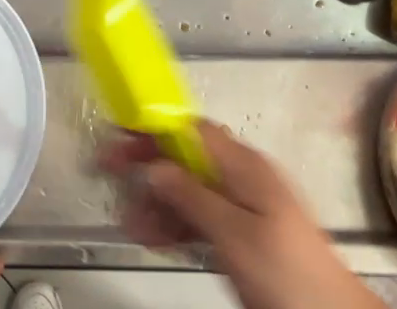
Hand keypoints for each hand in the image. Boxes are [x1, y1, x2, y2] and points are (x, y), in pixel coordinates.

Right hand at [98, 122, 385, 308]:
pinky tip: (153, 237)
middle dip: (148, 164)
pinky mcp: (244, 232)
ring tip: (129, 221)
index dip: (153, 125)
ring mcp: (244, 204)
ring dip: (157, 201)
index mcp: (244, 165)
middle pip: (186, 156)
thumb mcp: (235, 234)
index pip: (191, 128)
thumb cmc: (286, 272)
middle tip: (110, 170)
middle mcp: (242, 176)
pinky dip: (176, 223)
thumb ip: (193, 196)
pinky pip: (201, 216)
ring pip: (190, 189)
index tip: (119, 130)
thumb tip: (154, 166)